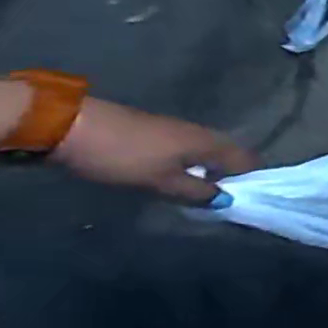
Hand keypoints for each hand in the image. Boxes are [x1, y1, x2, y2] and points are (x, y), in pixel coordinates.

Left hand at [51, 98, 259, 204]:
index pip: (248, 161)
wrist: (77, 127)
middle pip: (230, 156)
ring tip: (195, 193)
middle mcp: (207, 134)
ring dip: (208, 172)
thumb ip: (196, 192)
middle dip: (229, 177)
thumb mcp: (161, 181)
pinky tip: (173, 178)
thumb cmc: (125, 157)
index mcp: (214, 144)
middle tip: (217, 201)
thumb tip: (226, 201)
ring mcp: (184, 131)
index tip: (242, 201)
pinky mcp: (163, 132)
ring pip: (209, 154)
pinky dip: (191, 165)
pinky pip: (190, 151)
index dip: (250, 180)